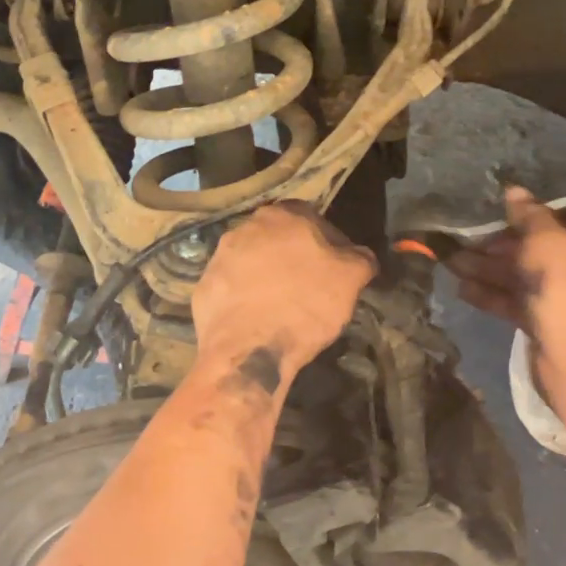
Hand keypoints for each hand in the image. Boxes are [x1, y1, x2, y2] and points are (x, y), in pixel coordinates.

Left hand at [191, 202, 375, 385]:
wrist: (248, 350)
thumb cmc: (304, 305)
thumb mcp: (350, 280)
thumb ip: (360, 259)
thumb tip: (361, 256)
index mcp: (282, 215)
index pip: (311, 217)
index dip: (328, 241)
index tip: (336, 267)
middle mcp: (245, 226)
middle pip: (278, 236)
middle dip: (293, 256)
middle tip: (309, 285)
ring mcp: (218, 255)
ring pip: (251, 259)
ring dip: (266, 274)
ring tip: (282, 305)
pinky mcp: (203, 285)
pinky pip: (231, 285)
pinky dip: (244, 296)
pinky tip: (257, 318)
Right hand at [447, 186, 565, 378]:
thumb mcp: (548, 242)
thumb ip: (530, 216)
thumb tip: (514, 191)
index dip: (544, 204)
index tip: (511, 197)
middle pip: (539, 246)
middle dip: (502, 239)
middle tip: (466, 232)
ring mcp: (565, 298)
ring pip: (523, 274)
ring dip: (488, 266)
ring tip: (449, 260)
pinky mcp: (546, 323)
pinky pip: (516, 302)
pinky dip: (491, 295)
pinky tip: (461, 288)